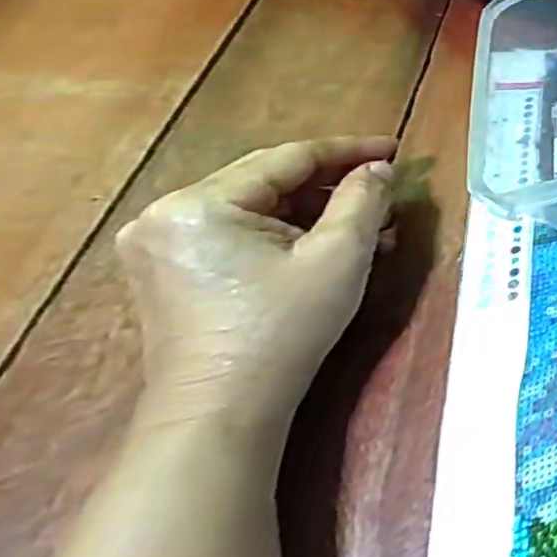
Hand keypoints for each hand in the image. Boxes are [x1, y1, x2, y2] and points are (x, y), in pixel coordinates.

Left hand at [114, 136, 398, 429]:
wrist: (224, 408)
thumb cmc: (285, 325)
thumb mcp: (340, 254)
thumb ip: (363, 198)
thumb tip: (378, 169)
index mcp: (200, 204)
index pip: (288, 158)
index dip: (349, 150)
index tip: (396, 148)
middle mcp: (166, 215)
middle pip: (269, 179)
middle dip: (333, 180)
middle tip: (385, 183)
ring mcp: (161, 245)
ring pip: (258, 205)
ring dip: (315, 207)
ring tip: (370, 217)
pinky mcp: (170, 270)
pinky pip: (240, 230)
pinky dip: (288, 230)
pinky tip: (330, 241)